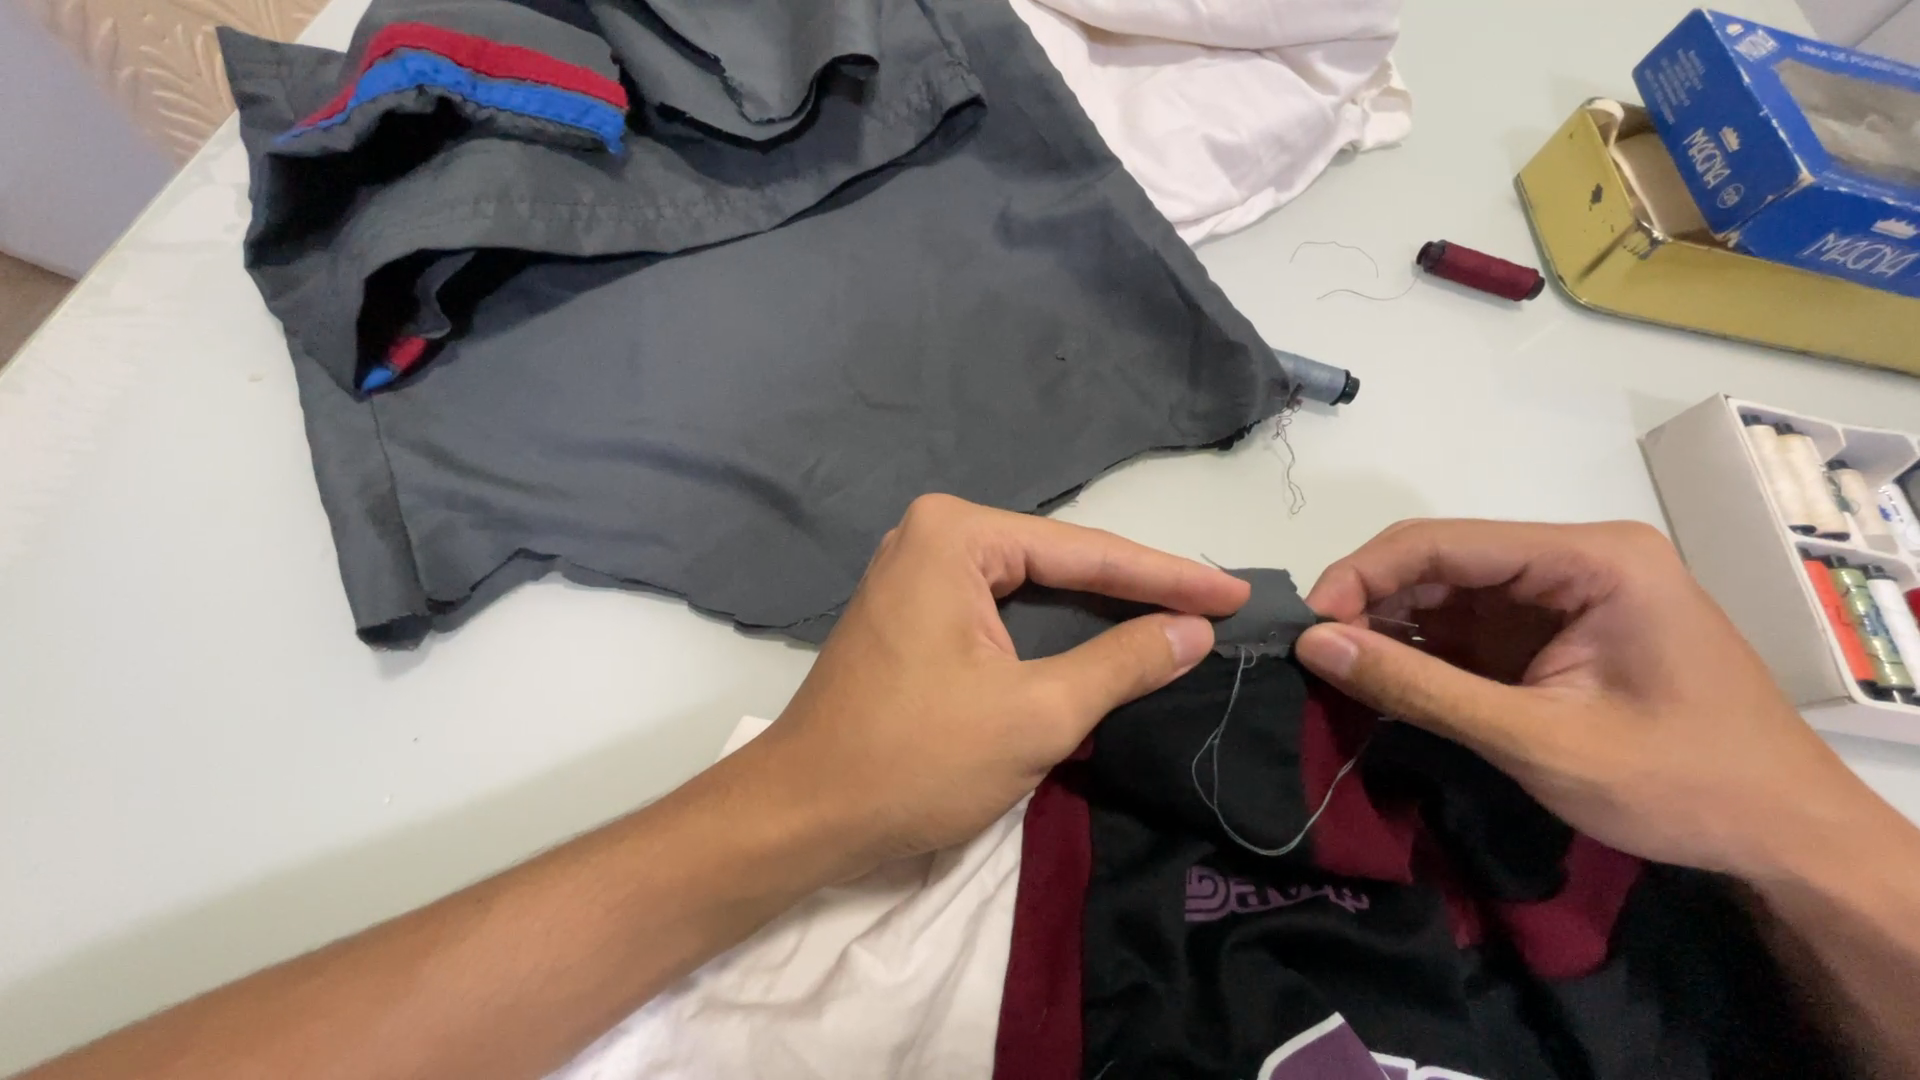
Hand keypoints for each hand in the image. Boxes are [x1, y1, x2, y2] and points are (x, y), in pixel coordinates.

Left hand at [736, 495, 1250, 870]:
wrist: (804, 813)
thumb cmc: (914, 759)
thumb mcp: (1037, 713)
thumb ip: (1122, 663)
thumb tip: (1193, 630)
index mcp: (956, 534)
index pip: (1086, 552)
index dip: (1168, 577)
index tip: (1237, 592)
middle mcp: (934, 534)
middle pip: (1059, 562)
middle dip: (1136, 588)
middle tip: (1216, 604)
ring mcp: (918, 571)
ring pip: (1033, 587)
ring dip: (1100, 609)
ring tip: (1178, 616)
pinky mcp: (914, 610)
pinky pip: (1003, 609)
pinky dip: (1055, 629)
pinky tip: (1104, 638)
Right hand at [1292, 519, 1886, 883]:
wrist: (1788, 841)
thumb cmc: (1680, 785)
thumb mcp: (1536, 739)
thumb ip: (1417, 688)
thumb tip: (1310, 644)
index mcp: (1588, 559)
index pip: (1440, 543)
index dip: (1360, 576)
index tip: (1306, 627)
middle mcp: (1570, 560)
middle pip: (1436, 561)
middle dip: (1367, 603)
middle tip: (1312, 653)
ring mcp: (1558, 595)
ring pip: (1440, 593)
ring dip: (1385, 628)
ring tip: (1335, 669)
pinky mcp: (1547, 631)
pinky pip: (1460, 626)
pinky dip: (1415, 652)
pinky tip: (1379, 678)